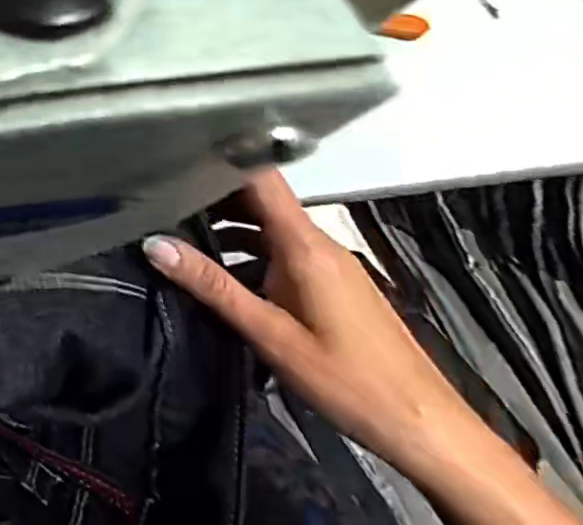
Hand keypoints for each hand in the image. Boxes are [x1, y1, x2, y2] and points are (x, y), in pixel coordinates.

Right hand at [143, 171, 576, 524]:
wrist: (426, 429)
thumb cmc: (350, 381)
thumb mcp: (269, 334)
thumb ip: (212, 285)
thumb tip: (156, 245)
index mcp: (303, 243)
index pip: (260, 175)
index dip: (221, 157)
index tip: (177, 153)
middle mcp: (319, 241)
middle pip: (261, 197)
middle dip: (214, 194)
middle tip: (165, 198)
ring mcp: (329, 261)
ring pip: (271, 224)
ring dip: (231, 225)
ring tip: (185, 234)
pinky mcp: (333, 282)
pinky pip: (284, 248)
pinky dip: (252, 250)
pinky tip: (228, 274)